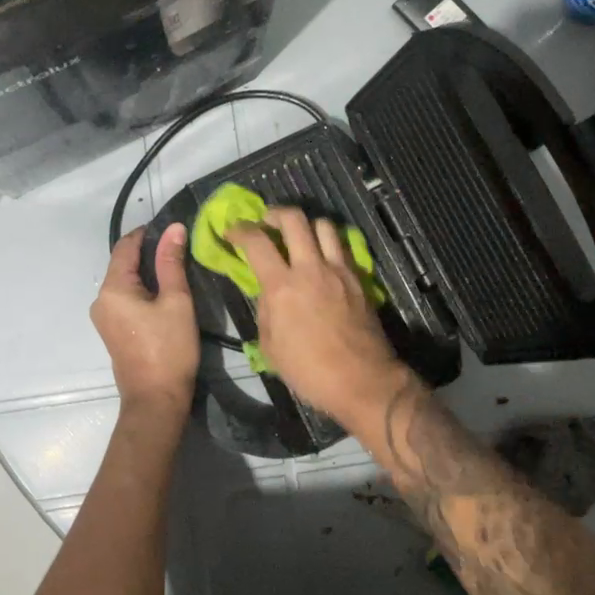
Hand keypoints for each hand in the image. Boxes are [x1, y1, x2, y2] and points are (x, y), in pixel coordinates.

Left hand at [91, 224, 200, 415]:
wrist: (155, 400)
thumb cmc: (168, 349)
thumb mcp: (176, 301)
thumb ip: (172, 263)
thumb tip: (174, 228)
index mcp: (113, 289)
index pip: (125, 246)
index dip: (147, 233)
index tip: (173, 228)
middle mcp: (101, 299)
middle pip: (123, 263)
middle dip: (148, 252)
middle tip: (179, 248)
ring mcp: (103, 317)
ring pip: (125, 282)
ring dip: (146, 272)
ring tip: (176, 268)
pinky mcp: (112, 330)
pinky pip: (125, 299)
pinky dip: (142, 290)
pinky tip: (164, 292)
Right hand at [226, 208, 408, 424]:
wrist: (361, 380)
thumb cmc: (309, 371)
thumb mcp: (271, 346)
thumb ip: (265, 311)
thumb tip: (267, 292)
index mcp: (282, 286)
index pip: (256, 242)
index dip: (240, 230)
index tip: (233, 231)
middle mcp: (310, 269)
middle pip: (293, 219)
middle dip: (275, 214)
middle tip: (267, 222)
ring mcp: (338, 271)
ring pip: (323, 225)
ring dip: (306, 225)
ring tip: (299, 236)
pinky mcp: (358, 278)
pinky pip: (342, 248)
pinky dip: (328, 245)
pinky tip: (322, 259)